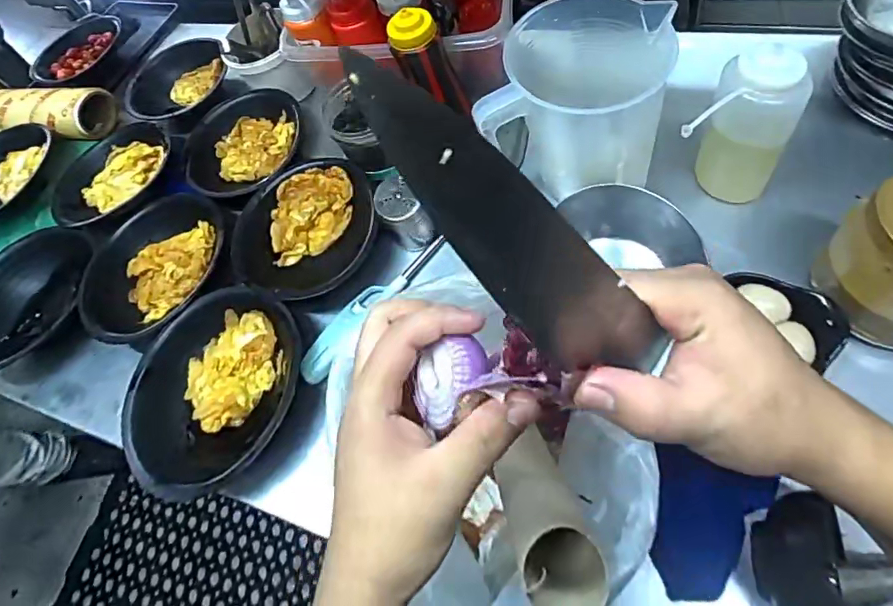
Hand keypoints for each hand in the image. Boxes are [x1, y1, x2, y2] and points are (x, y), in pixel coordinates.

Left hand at [320, 300, 540, 605]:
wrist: (364, 583)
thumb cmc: (395, 531)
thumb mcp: (446, 483)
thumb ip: (486, 435)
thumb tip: (528, 398)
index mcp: (368, 396)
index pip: (398, 333)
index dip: (439, 317)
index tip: (481, 322)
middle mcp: (364, 392)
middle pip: (382, 325)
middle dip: (423, 314)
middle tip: (465, 327)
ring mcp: (371, 408)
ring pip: (391, 349)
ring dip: (428, 341)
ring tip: (468, 353)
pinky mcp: (383, 426)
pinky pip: (404, 379)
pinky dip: (431, 370)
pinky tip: (458, 388)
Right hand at [571, 265, 849, 480]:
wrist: (820, 437)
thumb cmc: (762, 421)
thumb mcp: (693, 417)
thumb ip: (632, 402)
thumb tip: (573, 386)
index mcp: (688, 289)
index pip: (612, 284)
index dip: (581, 315)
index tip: (556, 349)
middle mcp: (687, 278)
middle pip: (616, 292)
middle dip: (590, 328)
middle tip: (565, 364)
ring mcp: (692, 293)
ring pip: (627, 305)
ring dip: (607, 336)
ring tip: (583, 365)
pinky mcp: (694, 311)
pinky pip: (644, 316)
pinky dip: (626, 340)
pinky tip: (617, 365)